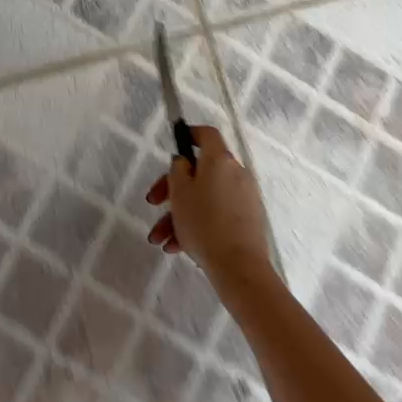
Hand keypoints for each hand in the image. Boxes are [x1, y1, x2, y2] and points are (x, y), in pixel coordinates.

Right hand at [145, 125, 274, 285]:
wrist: (240, 267)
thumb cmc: (204, 223)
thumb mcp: (179, 193)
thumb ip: (178, 170)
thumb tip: (185, 162)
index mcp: (219, 160)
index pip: (207, 134)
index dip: (190, 134)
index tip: (176, 144)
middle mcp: (236, 174)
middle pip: (200, 172)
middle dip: (172, 190)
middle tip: (153, 204)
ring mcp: (244, 199)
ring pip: (205, 199)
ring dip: (179, 216)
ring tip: (160, 240)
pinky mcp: (247, 221)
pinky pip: (217, 215)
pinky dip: (197, 226)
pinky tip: (177, 247)